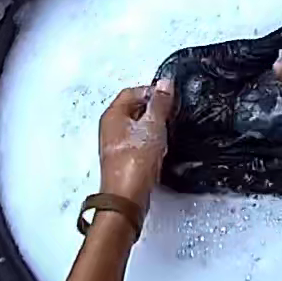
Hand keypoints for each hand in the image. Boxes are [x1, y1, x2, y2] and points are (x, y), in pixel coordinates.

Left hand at [98, 78, 175, 210]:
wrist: (127, 196)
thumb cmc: (135, 160)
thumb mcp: (153, 126)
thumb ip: (160, 103)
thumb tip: (165, 83)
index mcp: (112, 115)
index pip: (132, 91)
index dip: (152, 91)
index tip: (170, 98)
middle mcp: (110, 128)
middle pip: (134, 108)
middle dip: (154, 110)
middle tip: (171, 114)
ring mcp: (116, 145)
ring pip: (137, 127)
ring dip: (153, 128)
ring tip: (167, 132)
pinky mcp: (124, 159)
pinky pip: (138, 143)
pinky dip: (150, 142)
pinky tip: (161, 150)